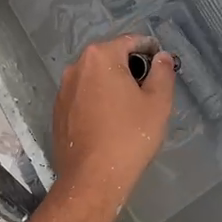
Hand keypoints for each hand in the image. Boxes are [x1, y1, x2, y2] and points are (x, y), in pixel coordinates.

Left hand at [52, 35, 177, 206]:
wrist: (92, 179)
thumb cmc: (129, 136)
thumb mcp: (158, 102)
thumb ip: (162, 72)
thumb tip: (161, 56)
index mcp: (100, 57)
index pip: (130, 41)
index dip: (149, 49)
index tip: (162, 63)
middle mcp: (76, 67)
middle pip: (110, 58)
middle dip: (130, 68)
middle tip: (149, 90)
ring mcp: (63, 90)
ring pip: (95, 78)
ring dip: (112, 85)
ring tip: (130, 109)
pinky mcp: (58, 112)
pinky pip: (83, 96)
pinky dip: (97, 101)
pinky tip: (109, 123)